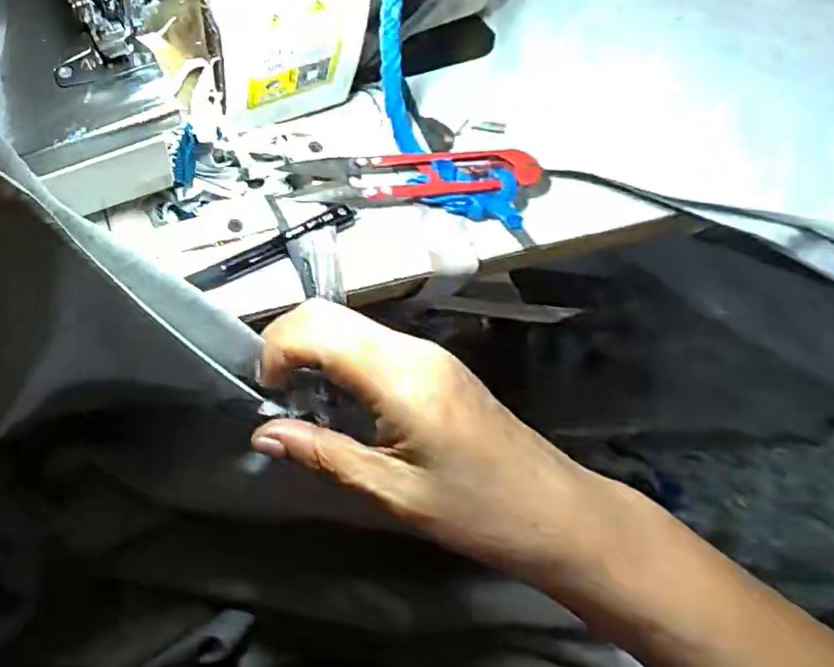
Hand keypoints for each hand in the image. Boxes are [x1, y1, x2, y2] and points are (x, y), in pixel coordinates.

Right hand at [250, 300, 603, 579]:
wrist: (572, 520)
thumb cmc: (485, 513)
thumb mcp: (396, 493)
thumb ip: (323, 454)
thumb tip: (261, 434)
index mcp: (401, 379)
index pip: (315, 331)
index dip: (275, 352)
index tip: (266, 391)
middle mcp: (410, 350)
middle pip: (322, 312)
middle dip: (282, 340)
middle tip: (275, 387)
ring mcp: (422, 350)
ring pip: (339, 318)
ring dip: (304, 343)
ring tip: (298, 390)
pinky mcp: (427, 359)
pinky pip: (359, 334)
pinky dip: (329, 349)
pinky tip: (332, 390)